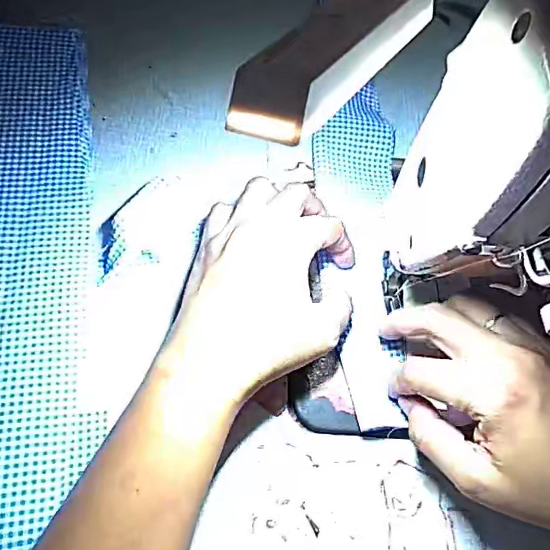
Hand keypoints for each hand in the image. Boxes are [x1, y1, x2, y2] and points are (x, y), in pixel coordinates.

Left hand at [154, 176, 354, 416]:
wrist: (207, 361)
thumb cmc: (258, 346)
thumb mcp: (324, 332)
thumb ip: (341, 306)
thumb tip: (337, 296)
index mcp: (291, 240)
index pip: (329, 224)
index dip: (343, 242)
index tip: (341, 260)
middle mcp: (258, 227)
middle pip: (295, 193)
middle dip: (315, 208)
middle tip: (319, 228)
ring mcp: (228, 233)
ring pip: (256, 189)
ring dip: (276, 198)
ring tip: (285, 218)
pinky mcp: (206, 246)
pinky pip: (222, 210)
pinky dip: (238, 212)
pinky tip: (244, 230)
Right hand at [382, 295, 549, 549]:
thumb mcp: (478, 482)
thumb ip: (431, 439)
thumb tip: (410, 407)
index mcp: (491, 390)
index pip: (421, 370)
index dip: (397, 381)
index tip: (391, 392)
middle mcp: (510, 356)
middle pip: (440, 318)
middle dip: (403, 321)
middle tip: (383, 329)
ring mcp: (532, 346)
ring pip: (469, 307)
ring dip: (437, 314)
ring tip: (416, 328)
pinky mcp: (547, 348)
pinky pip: (498, 316)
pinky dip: (469, 318)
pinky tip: (459, 336)